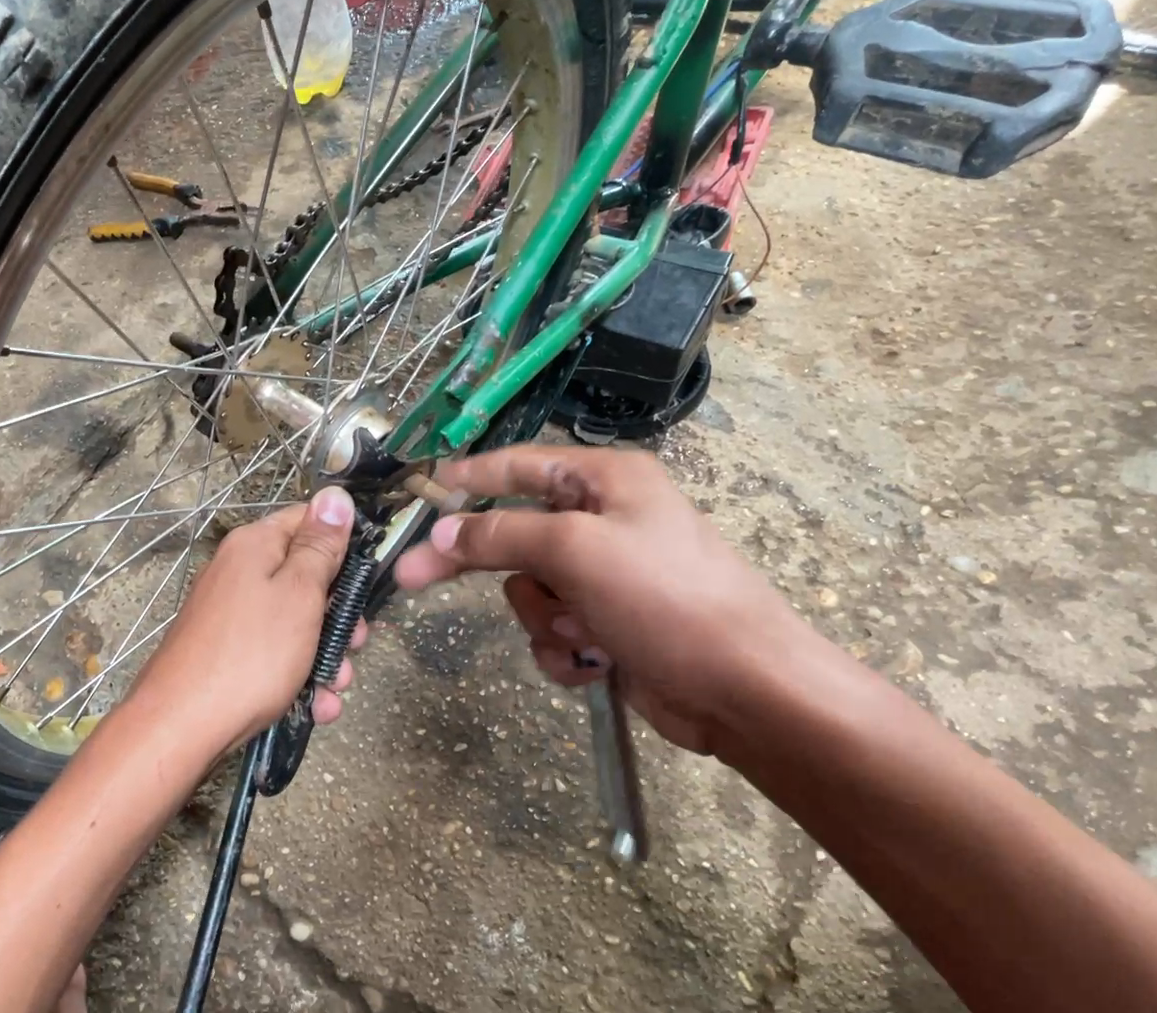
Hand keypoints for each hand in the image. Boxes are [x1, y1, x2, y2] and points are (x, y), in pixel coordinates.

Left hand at [130, 486, 363, 756]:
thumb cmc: (250, 654)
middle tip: (356, 641)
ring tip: (334, 687)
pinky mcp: (228, 653)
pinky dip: (298, 678)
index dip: (344, 545)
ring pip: (296, 624)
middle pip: (306, 578)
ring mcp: (231, 615)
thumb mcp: (299, 594)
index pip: (308, 521)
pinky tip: (315, 706)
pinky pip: (275, 656)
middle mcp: (239, 572)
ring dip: (325, 656)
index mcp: (254, 545)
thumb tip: (335, 494)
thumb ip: (320, 547)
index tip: (371, 577)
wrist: (181, 725)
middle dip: (339, 614)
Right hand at [394, 446, 809, 752]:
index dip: (471, 476)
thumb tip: (440, 534)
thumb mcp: (575, 550)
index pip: (520, 466)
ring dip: (546, 619)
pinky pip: (552, 631)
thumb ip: (499, 535)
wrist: (745, 691)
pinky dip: (565, 650)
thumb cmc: (666, 599)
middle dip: (482, 564)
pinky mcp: (608, 626)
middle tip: (411, 578)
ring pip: (528, 590)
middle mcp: (603, 522)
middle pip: (512, 534)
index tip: (426, 487)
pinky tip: (596, 664)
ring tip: (586, 634)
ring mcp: (605, 578)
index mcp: (606, 482)